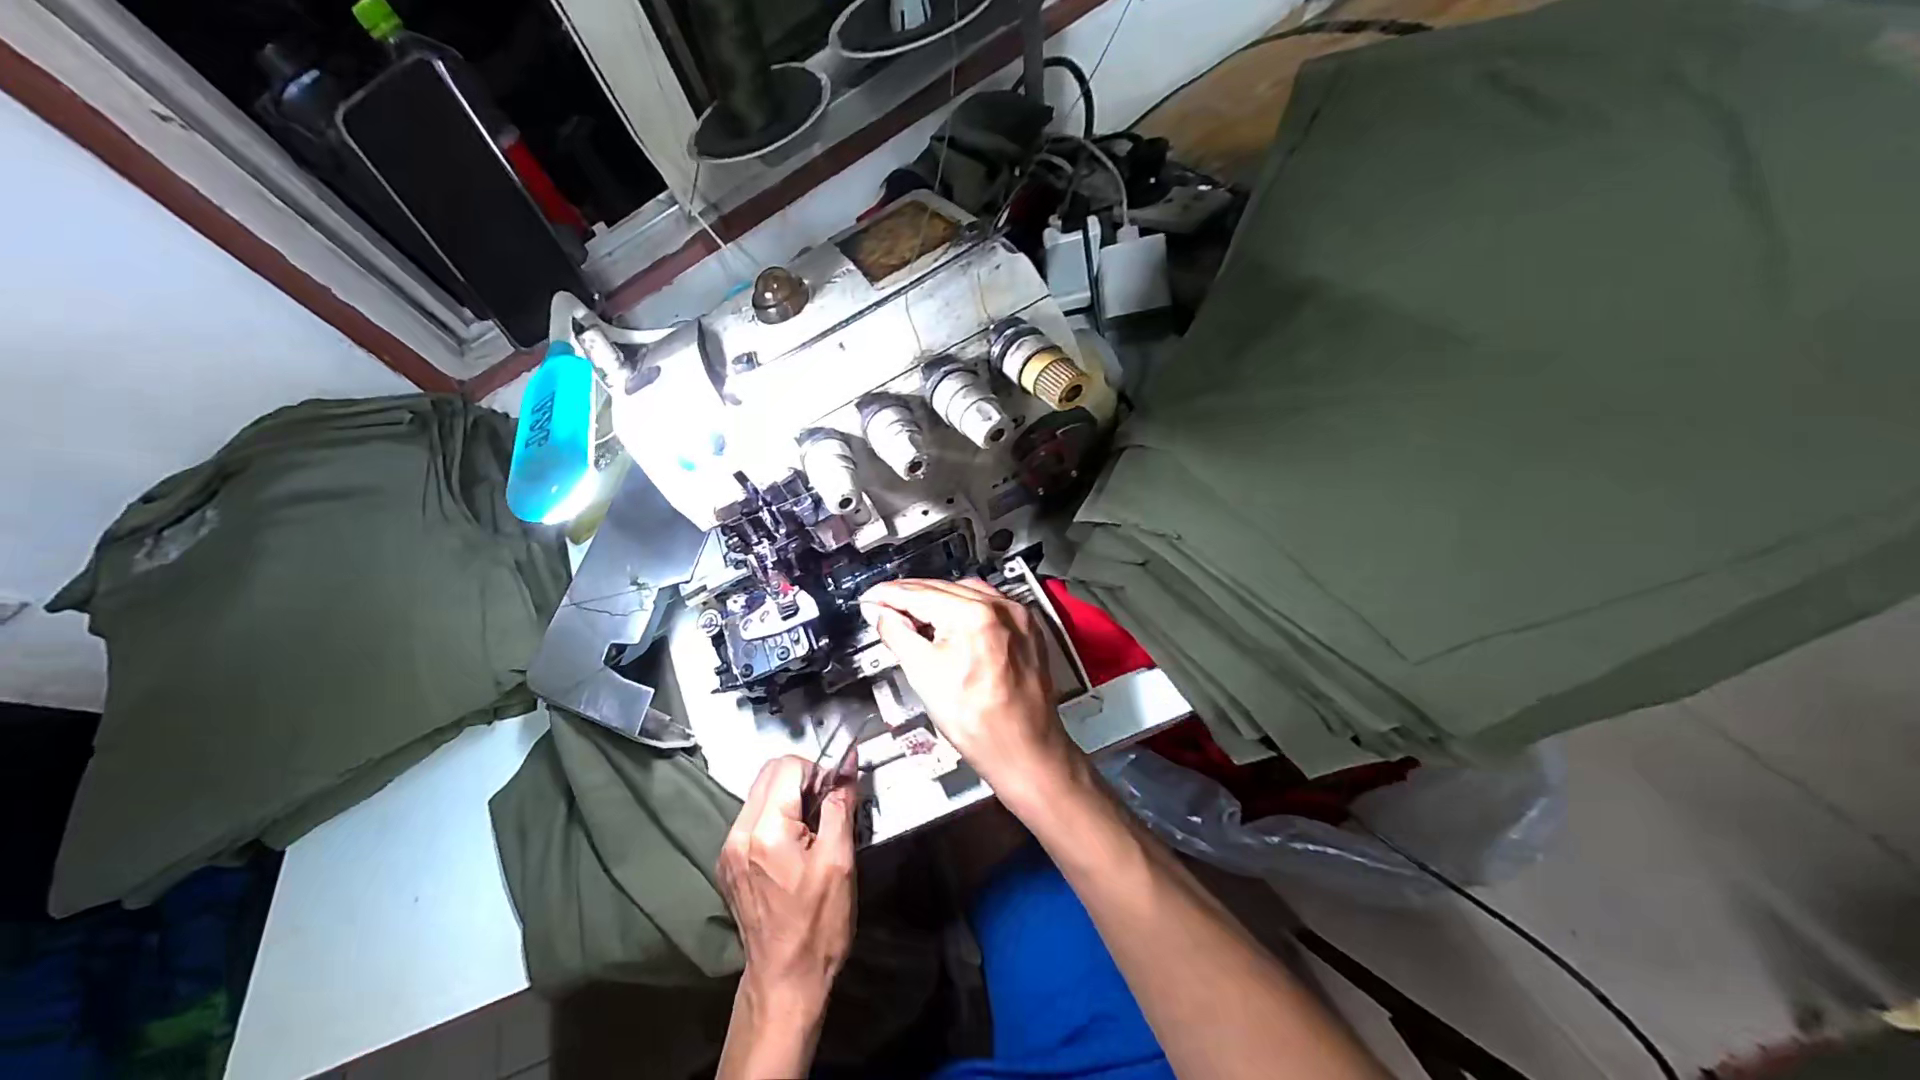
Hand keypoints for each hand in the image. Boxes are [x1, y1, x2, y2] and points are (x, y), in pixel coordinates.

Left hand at [715, 756, 855, 1079]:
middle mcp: (738, 833)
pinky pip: (753, 817)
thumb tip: (847, 764)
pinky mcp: (728, 862)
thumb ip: (840, 805)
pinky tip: (795, 844)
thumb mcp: (839, 861)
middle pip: (769, 773)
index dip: (819, 772)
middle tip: (828, 809)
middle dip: (804, 780)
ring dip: (790, 797)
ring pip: (760, 793)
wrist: (785, 978)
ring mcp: (728, 848)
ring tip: (813, 829)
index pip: (788, 766)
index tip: (837, 796)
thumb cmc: (819, 923)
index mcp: (765, 831)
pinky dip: (777, 816)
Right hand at [860, 578, 1085, 806]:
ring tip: (911, 614)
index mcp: (975, 615)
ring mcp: (1018, 617)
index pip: (919, 593)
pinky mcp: (1026, 629)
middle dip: (909, 596)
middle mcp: (1002, 608)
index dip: (887, 595)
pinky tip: (947, 622)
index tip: (871, 598)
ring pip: (965, 593)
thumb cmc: (982, 725)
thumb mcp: (923, 675)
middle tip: (882, 605)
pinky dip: (962, 610)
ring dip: (936, 600)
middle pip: (942, 588)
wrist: (1024, 751)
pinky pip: (988, 607)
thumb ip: (897, 635)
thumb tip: (881, 614)